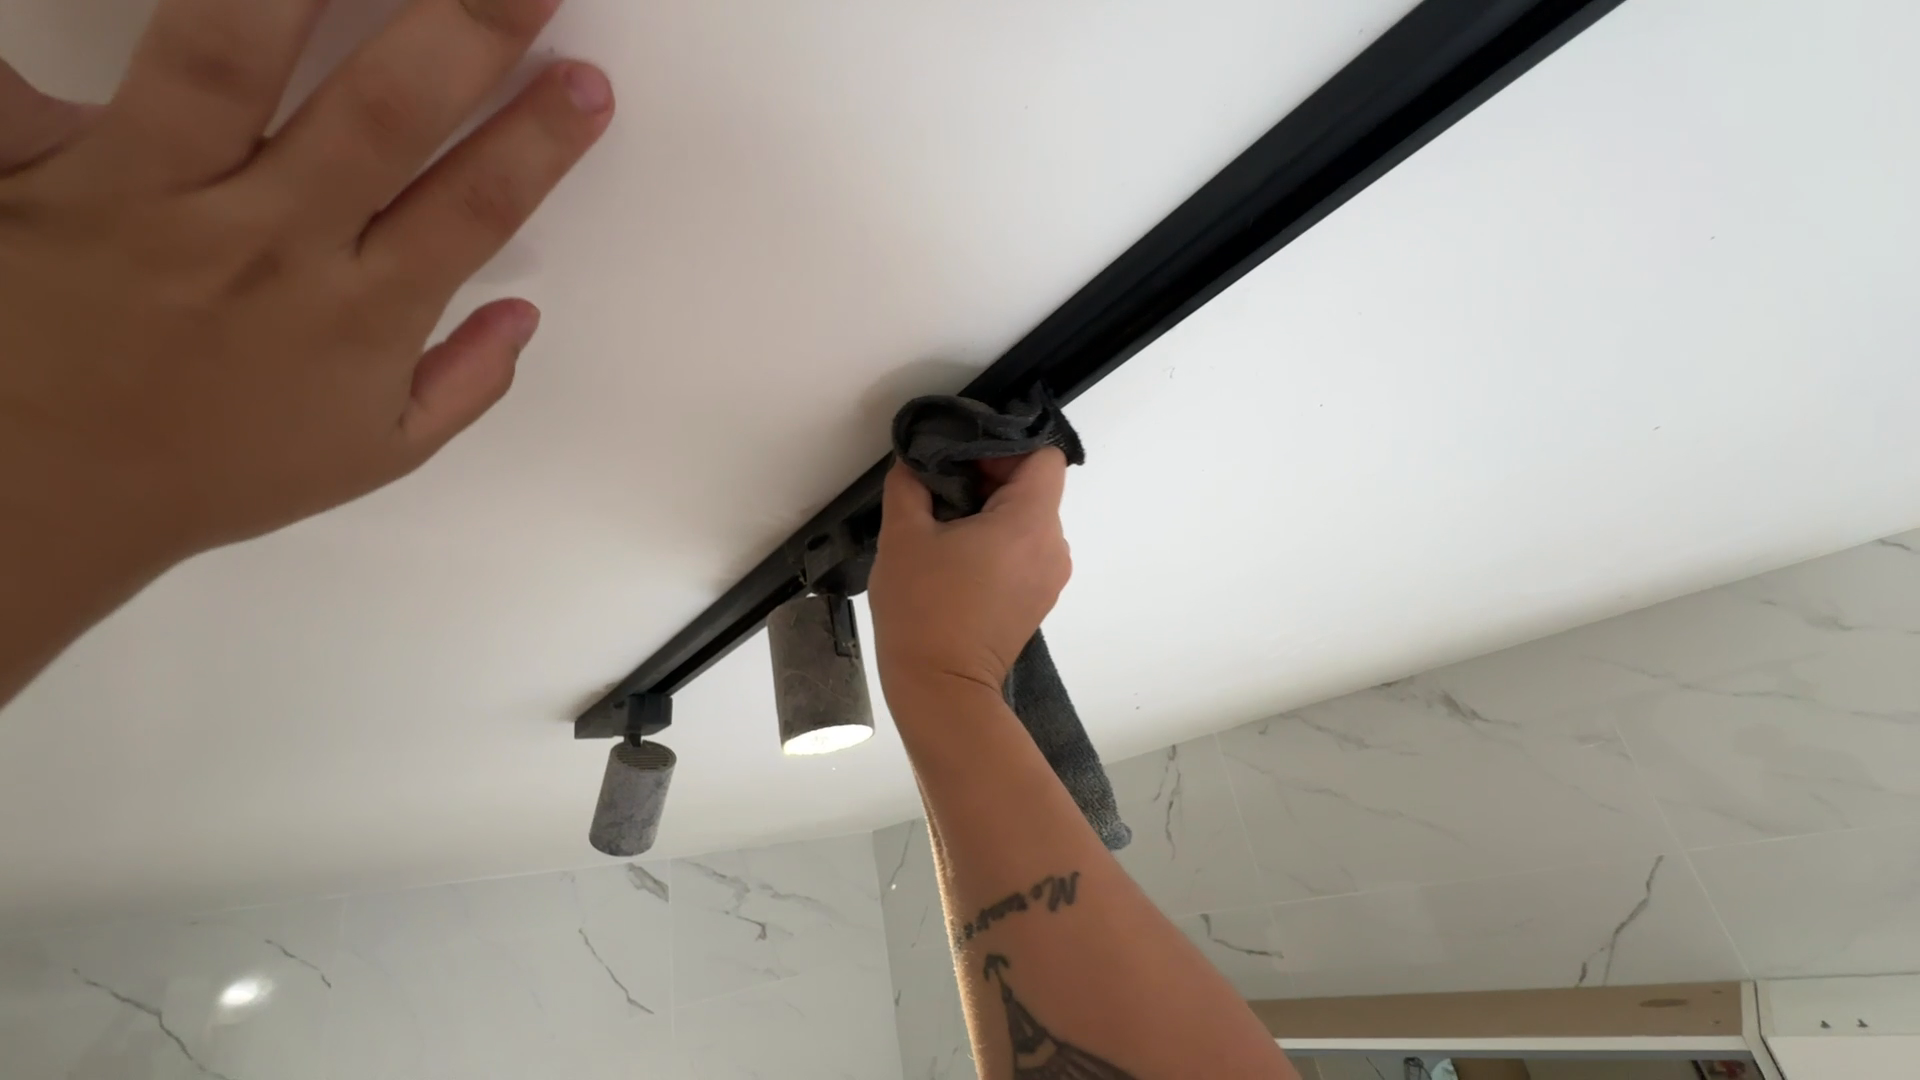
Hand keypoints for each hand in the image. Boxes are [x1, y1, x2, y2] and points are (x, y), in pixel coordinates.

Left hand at [0, 0, 612, 561]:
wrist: (41, 494)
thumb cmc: (227, 470)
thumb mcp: (381, 452)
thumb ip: (466, 383)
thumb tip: (524, 315)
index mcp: (364, 316)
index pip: (476, 208)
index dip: (540, 142)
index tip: (588, 84)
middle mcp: (273, 244)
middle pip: (383, 116)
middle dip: (465, 30)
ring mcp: (150, 196)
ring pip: (227, 56)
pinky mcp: (34, 166)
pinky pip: (27, 72)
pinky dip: (55, 14)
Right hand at [867, 449, 1072, 707]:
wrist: (941, 688)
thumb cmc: (922, 608)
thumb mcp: (902, 535)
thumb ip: (910, 483)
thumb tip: (917, 463)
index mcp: (1030, 522)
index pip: (1043, 456)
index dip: (1004, 448)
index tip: (963, 463)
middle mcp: (1054, 546)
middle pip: (1037, 487)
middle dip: (992, 479)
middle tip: (943, 492)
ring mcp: (1051, 576)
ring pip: (1031, 519)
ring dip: (994, 512)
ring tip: (947, 529)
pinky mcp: (1040, 598)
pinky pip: (1027, 550)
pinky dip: (1001, 542)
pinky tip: (960, 558)